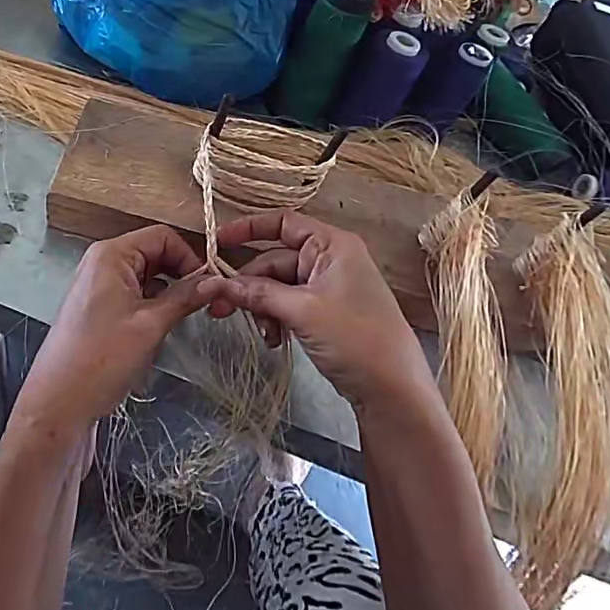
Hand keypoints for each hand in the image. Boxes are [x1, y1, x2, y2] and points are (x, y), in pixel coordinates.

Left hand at [16, 226, 215, 431]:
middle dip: (182, 273)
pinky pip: (136, 293)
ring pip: (148, 275)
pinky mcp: (99, 308)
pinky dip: (155, 303)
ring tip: (188, 315)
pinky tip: (164, 325)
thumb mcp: (151, 325)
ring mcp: (99, 285)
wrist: (58, 406)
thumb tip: (218, 281)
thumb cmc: (101, 359)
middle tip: (205, 301)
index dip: (189, 257)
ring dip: (171, 290)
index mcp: (111, 255)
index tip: (208, 284)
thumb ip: (186, 297)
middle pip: (156, 253)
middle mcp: (103, 263)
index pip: (163, 236)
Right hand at [199, 211, 436, 415]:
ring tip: (261, 333)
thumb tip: (218, 284)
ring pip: (279, 286)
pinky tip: (274, 341)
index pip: (284, 223)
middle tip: (219, 308)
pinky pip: (289, 305)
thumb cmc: (354, 337)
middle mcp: (330, 259)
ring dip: (263, 307)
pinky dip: (277, 319)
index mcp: (332, 245)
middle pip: (276, 260)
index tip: (218, 242)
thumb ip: (259, 293)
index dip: (249, 228)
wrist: (392, 386)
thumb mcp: (302, 311)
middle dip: (249, 284)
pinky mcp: (325, 312)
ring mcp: (328, 286)